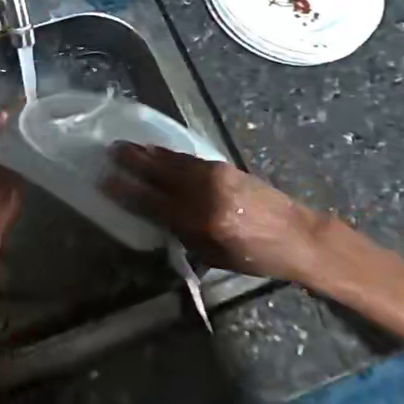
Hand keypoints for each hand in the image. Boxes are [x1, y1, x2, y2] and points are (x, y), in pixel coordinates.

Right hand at [104, 142, 333, 281]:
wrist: (297, 235)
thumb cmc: (256, 257)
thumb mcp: (215, 255)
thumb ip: (185, 234)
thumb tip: (160, 217)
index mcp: (201, 221)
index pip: (154, 203)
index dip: (127, 192)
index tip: (106, 180)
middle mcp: (205, 194)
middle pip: (161, 174)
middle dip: (134, 161)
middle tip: (111, 149)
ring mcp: (216, 176)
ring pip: (174, 162)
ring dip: (148, 153)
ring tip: (127, 146)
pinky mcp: (225, 167)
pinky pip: (189, 159)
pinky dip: (170, 155)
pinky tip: (157, 151)